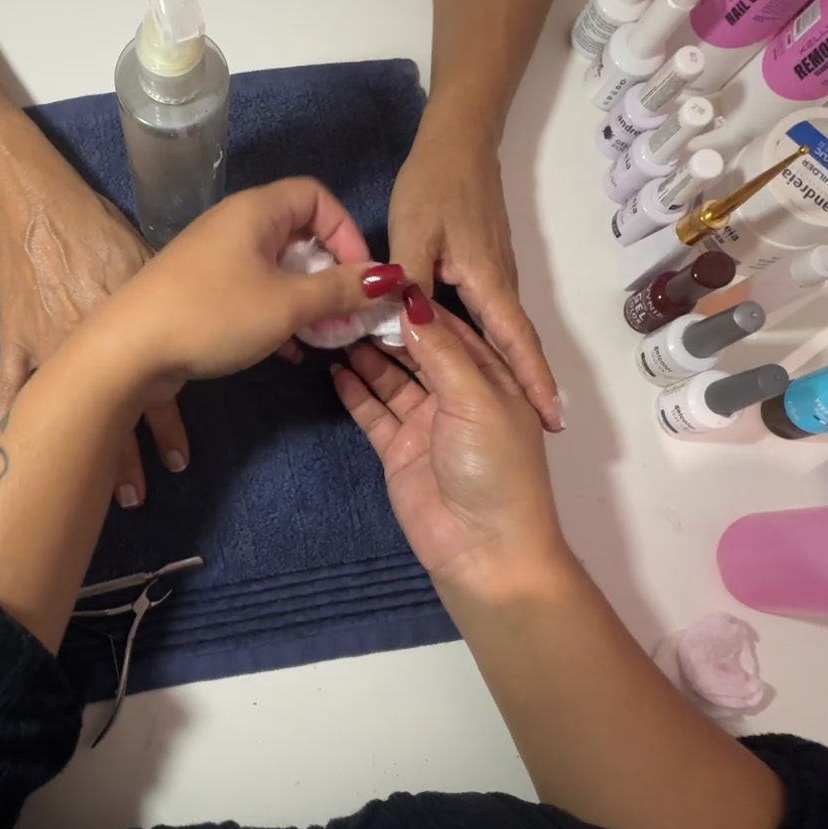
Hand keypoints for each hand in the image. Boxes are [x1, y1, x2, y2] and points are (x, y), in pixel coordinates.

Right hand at [0, 183, 168, 506]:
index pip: (157, 393)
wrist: (38, 208)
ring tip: (85, 491)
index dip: (168, 431)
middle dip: (124, 461)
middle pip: (113, 416)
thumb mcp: (149, 264)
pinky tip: (4, 453)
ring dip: (77, 453)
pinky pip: (9, 388)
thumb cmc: (101, 232)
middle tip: (134, 498)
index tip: (178, 463)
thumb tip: (198, 331)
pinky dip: (5, 420)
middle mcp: (92, 352)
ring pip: (65, 413)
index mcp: (131, 334)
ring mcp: (49, 351)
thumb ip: (169, 307)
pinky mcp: (14, 343)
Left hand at [94, 177, 408, 393]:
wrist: (129, 349)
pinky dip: (278, 315)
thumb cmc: (213, 315)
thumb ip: (340, 289)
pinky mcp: (202, 293)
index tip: (361, 277)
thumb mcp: (286, 304)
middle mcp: (235, 226)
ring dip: (307, 301)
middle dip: (332, 274)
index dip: (348, 233)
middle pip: (300, 235)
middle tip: (348, 315)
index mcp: (256, 211)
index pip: (318, 198)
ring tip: (324, 337)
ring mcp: (216, 260)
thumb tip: (390, 277)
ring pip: (278, 270)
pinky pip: (254, 294)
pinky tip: (289, 351)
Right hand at [333, 302, 569, 594]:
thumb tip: (409, 305)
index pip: (452, 330)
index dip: (419, 306)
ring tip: (334, 329)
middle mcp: (457, 396)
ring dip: (367, 357)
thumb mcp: (476, 398)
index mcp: (490, 378)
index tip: (382, 280)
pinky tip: (335, 372)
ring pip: (393, 380)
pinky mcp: (399, 451)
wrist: (482, 548)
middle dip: (387, 329)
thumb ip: (441, 351)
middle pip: (418, 352)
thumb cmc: (493, 467)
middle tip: (347, 302)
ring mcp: (426, 425)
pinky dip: (356, 394)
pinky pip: (375, 414)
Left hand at [389, 122, 562, 431]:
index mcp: (488, 283)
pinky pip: (479, 319)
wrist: (458, 140)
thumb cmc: (435, 186)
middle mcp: (499, 287)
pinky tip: (452, 361)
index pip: (516, 342)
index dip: (533, 380)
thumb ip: (409, 282)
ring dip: (497, 370)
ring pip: (493, 335)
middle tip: (525, 429)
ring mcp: (493, 279)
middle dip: (522, 388)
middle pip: (511, 347)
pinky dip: (471, 345)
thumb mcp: (412, 234)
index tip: (552, 418)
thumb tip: (407, 328)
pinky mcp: (481, 271)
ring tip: (492, 409)